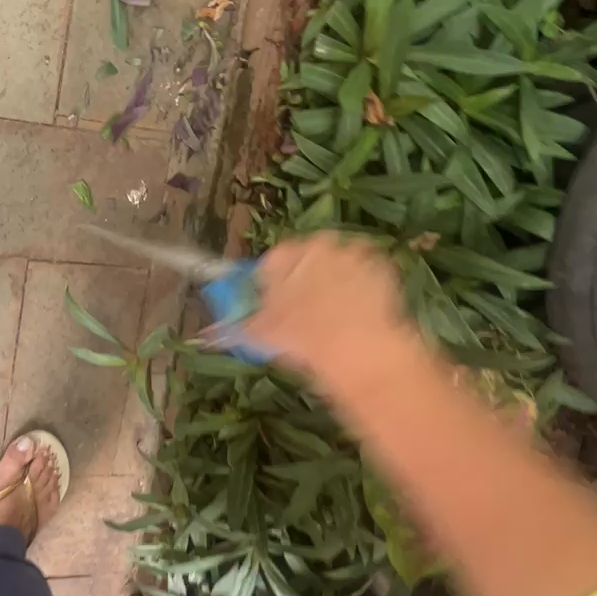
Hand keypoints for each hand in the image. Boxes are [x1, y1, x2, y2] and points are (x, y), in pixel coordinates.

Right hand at [240, 232, 421, 384]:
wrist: (361, 352)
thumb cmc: (305, 341)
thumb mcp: (264, 335)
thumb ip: (240, 326)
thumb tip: (212, 332)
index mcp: (286, 254)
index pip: (272, 261)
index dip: (271, 284)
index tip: (275, 306)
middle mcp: (319, 243)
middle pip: (306, 259)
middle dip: (304, 280)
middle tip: (304, 313)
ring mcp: (355, 252)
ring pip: (338, 264)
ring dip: (334, 281)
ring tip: (336, 315)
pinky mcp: (384, 265)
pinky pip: (367, 272)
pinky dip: (363, 286)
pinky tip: (361, 312)